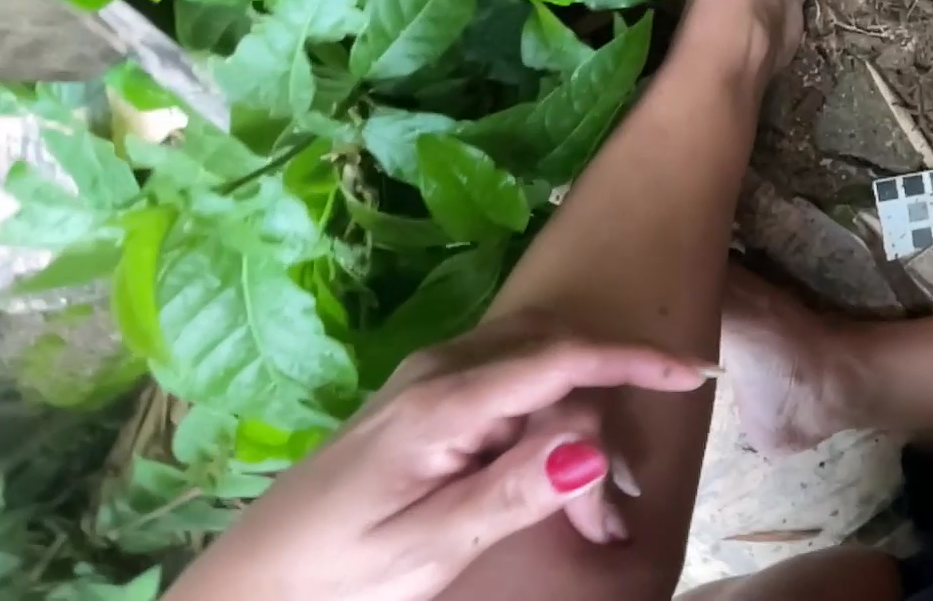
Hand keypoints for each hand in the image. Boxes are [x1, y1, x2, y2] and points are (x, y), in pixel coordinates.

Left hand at [166, 317, 718, 600]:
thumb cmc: (329, 582)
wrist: (236, 595)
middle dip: (602, 434)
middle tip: (612, 522)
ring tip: (592, 509)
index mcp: (445, 399)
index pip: (567, 355)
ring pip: (548, 373)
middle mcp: (449, 365)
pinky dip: (556, 419)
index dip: (637, 359)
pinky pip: (522, 382)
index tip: (695, 374)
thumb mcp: (425, 551)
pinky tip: (556, 465)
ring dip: (582, 429)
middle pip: (564, 367)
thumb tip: (594, 441)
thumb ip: (513, 490)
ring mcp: (441, 373)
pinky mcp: (438, 391)